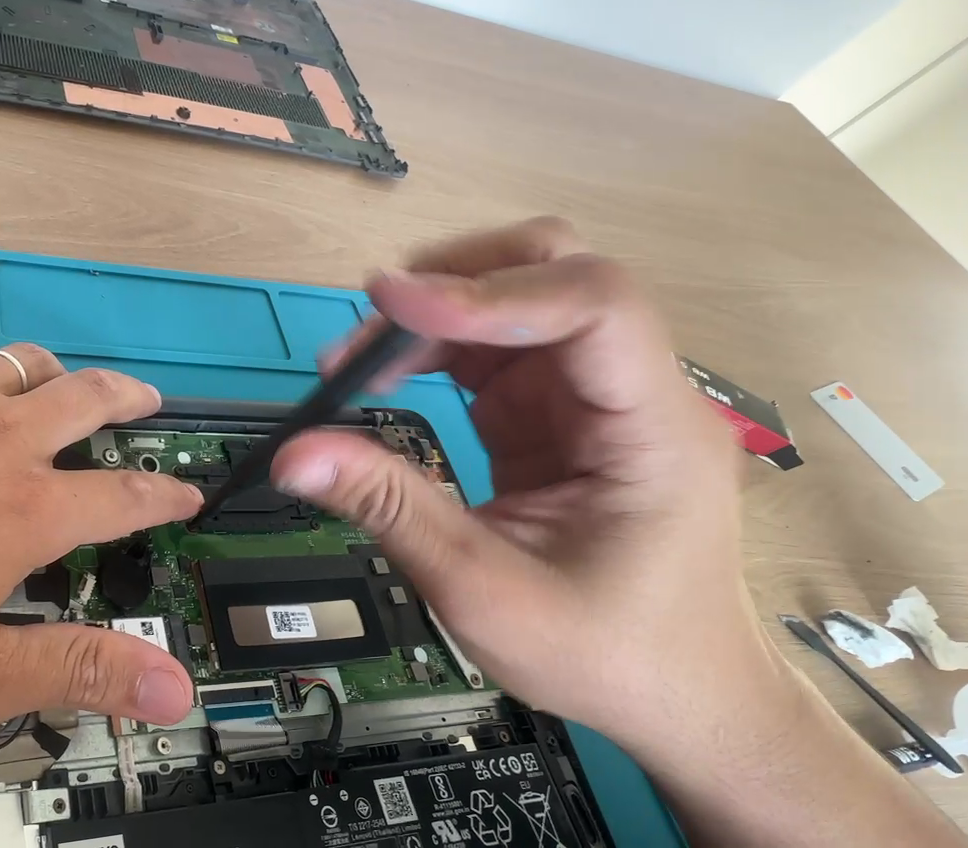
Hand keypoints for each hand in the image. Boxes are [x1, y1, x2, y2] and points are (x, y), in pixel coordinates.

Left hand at [0, 346, 201, 733]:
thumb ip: (73, 671)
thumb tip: (171, 685)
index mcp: (22, 509)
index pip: (122, 497)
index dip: (163, 497)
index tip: (184, 494)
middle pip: (86, 398)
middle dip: (128, 400)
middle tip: (148, 401)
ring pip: (25, 364)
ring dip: (60, 375)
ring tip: (66, 387)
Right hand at [268, 217, 770, 742]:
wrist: (674, 698)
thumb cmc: (607, 654)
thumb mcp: (484, 591)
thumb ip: (389, 508)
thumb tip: (292, 452)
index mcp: (653, 427)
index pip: (594, 305)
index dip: (488, 292)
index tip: (390, 305)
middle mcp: (628, 387)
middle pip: (557, 270)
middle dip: (459, 277)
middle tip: (376, 318)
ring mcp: (588, 391)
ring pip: (510, 297)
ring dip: (428, 313)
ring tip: (352, 362)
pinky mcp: (550, 406)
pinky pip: (485, 344)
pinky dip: (427, 347)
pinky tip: (382, 378)